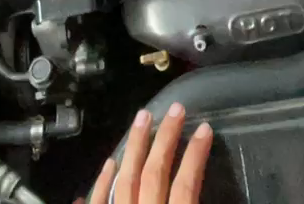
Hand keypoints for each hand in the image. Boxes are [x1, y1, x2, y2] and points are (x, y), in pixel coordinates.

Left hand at [79, 103, 212, 203]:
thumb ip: (194, 203)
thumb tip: (200, 187)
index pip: (186, 186)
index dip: (196, 155)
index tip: (205, 128)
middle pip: (154, 173)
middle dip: (165, 138)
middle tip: (176, 109)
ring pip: (125, 180)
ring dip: (134, 146)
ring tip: (143, 116)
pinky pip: (98, 202)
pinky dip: (102, 181)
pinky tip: (110, 161)